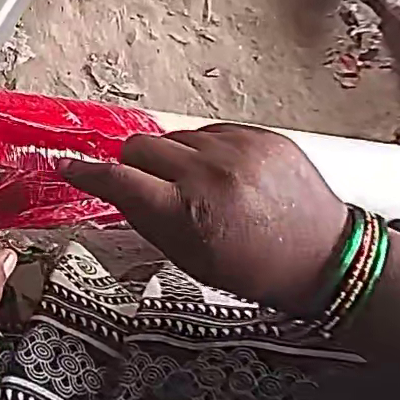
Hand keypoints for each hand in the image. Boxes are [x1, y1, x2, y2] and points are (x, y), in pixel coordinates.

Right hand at [59, 124, 349, 313]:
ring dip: (174, 158)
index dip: (87, 172)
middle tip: (154, 186)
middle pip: (139, 147)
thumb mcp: (184, 255)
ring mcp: (239, 151)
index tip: (70, 167)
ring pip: (171, 138)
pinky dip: (205, 151)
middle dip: (137, 165)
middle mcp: (210, 174)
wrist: (329, 260)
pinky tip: (224, 174)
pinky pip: (207, 132)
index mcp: (187, 211)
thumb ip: (141, 215)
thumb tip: (108, 183)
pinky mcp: (262, 136)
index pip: (117, 179)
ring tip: (200, 184)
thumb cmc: (250, 267)